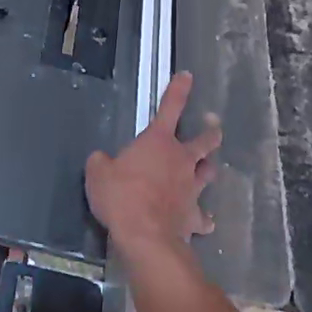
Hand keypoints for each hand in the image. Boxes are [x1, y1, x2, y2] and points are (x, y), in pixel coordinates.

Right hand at [85, 71, 220, 259]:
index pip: (170, 107)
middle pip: (205, 141)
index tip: (188, 76)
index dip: (179, 90)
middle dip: (210, 131)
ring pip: (209, 172)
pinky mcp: (194, 216)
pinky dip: (203, 217)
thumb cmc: (121, 196)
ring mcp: (192, 188)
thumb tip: (102, 160)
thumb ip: (102, 163)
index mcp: (158, 142)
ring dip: (209, 168)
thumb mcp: (98, 174)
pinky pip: (203, 216)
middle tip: (213, 124)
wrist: (146, 236)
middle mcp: (181, 160)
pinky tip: (205, 221)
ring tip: (209, 167)